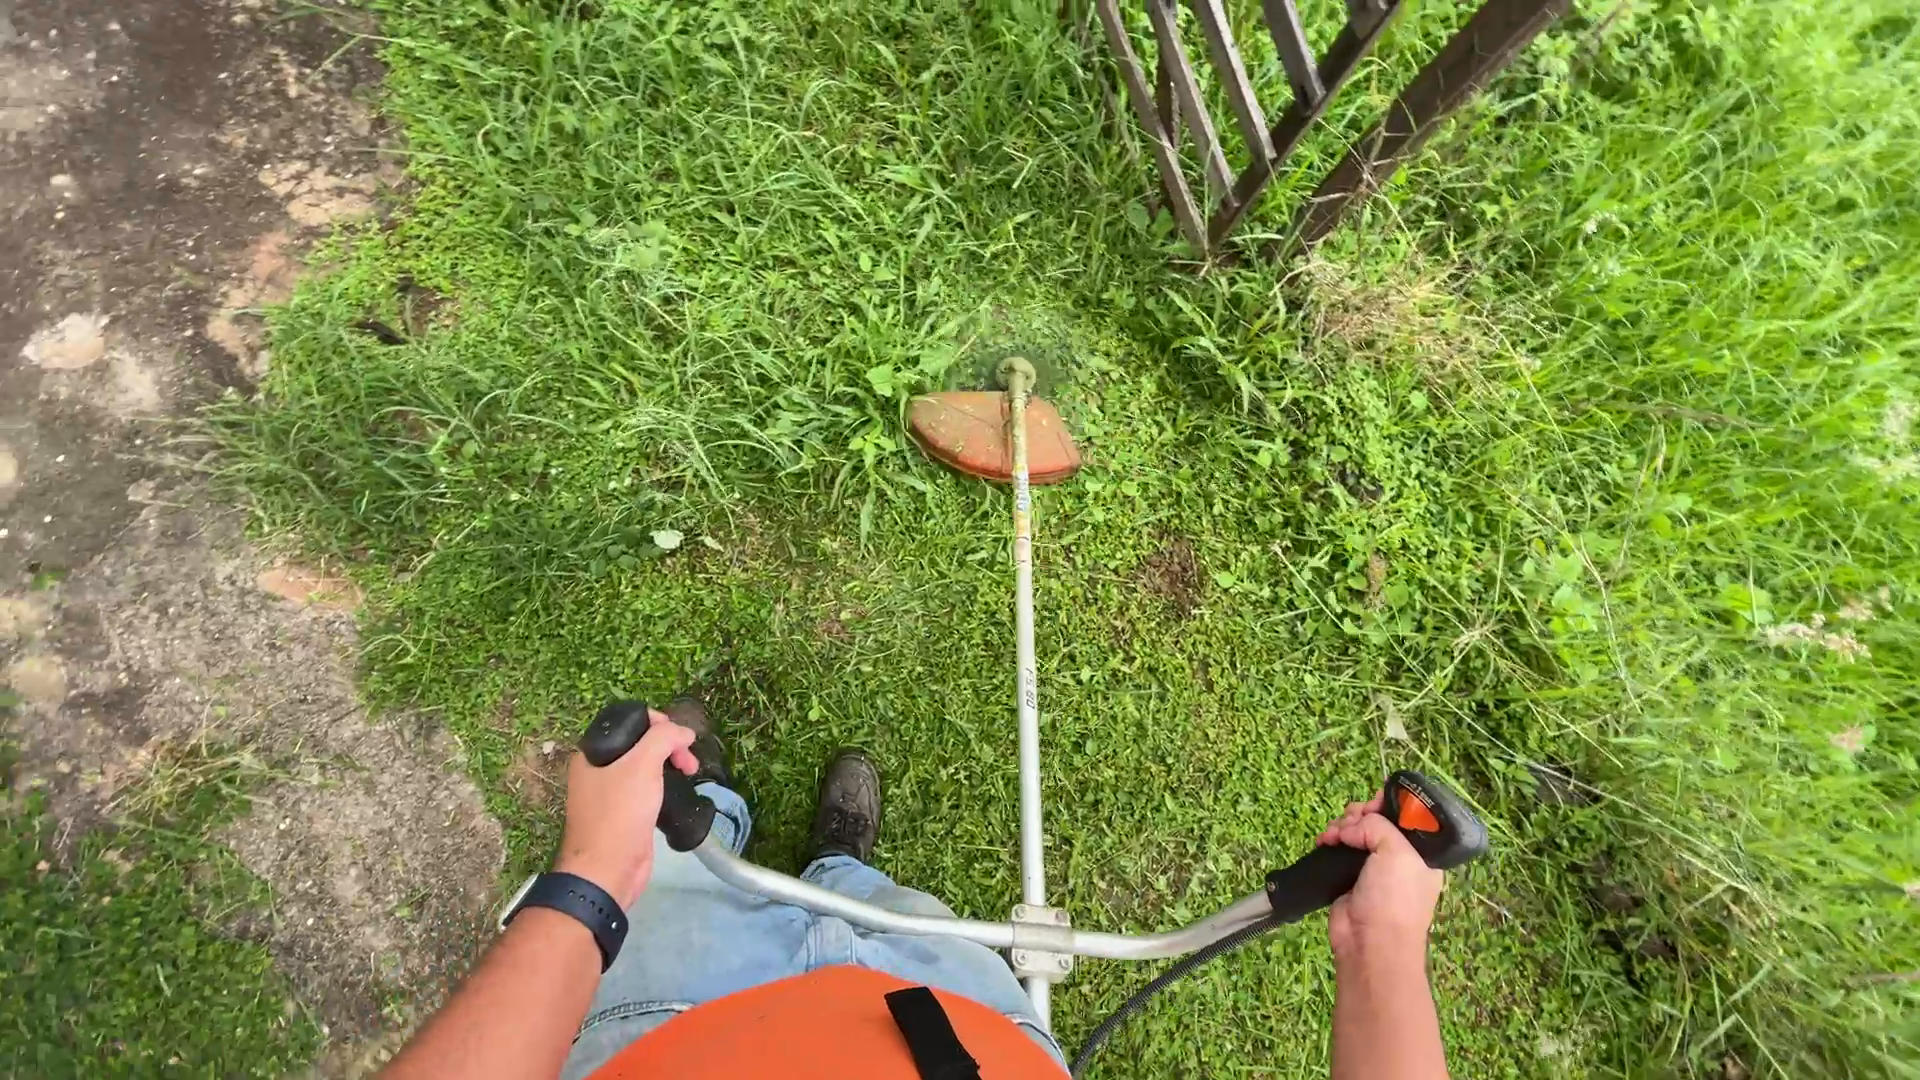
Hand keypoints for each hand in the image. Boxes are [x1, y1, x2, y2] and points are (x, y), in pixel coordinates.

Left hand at [553, 709, 697, 908]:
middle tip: (689, 761)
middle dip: (670, 744)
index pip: (629, 720)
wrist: (608, 870)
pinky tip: (677, 789)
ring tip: (690, 773)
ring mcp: (611, 791)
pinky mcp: (625, 811)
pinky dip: (665, 782)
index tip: (679, 737)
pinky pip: (648, 785)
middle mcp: (598, 768)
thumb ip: (664, 738)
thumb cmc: (620, 812)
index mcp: (592, 752)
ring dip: (671, 762)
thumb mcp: (642, 764)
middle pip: (641, 742)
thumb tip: (685, 732)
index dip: (659, 722)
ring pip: (647, 764)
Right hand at [1317, 791, 1443, 962]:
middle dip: (1358, 814)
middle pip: (1375, 819)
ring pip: (1354, 829)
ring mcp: (1372, 866)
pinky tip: (1324, 841)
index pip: (1405, 817)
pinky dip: (1330, 838)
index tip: (1371, 806)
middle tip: (1350, 824)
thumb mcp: (1397, 853)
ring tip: (1332, 836)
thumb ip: (1376, 826)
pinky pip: (1339, 844)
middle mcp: (1398, 857)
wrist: (1370, 942)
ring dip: (1341, 826)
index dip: (1386, 806)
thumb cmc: (1393, 898)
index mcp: (1421, 854)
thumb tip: (1348, 828)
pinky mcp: (1349, 873)